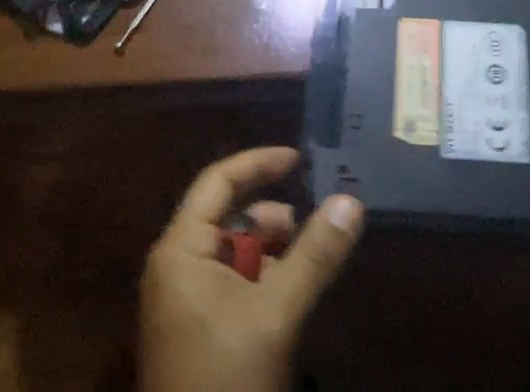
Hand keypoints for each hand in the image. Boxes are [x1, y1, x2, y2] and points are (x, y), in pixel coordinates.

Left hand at [139, 147, 363, 391]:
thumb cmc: (224, 375)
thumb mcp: (276, 312)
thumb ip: (314, 255)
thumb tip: (351, 200)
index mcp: (181, 250)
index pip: (218, 182)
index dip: (259, 163)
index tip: (301, 158)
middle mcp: (178, 265)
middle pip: (229, 216)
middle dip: (274, 216)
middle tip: (315, 224)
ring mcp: (187, 298)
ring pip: (236, 251)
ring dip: (274, 250)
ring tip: (310, 261)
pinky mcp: (200, 326)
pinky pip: (235, 282)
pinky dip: (265, 277)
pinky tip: (293, 292)